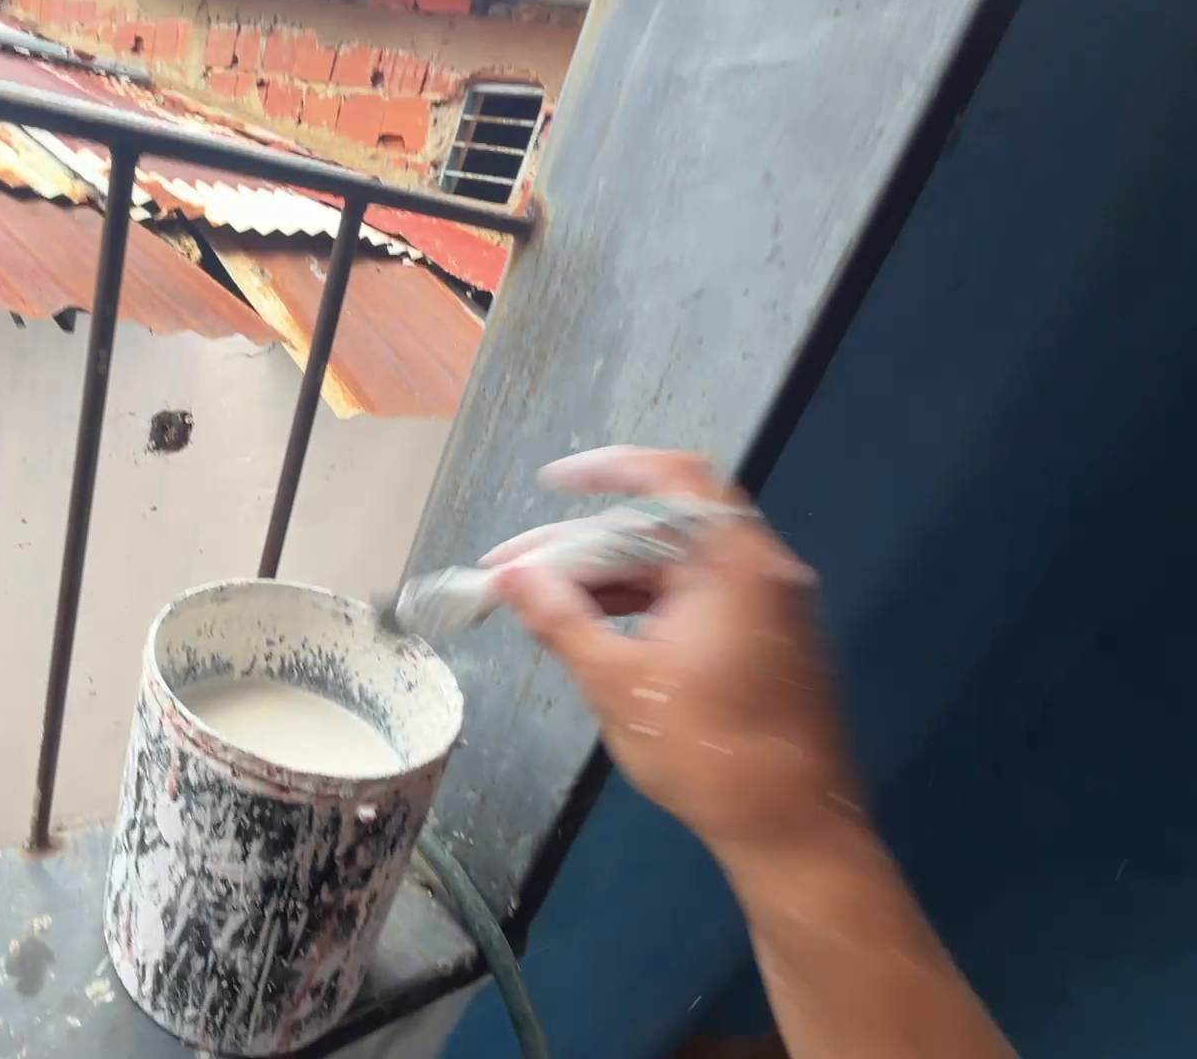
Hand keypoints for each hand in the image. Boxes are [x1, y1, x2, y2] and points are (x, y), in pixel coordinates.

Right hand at [487, 446, 862, 855]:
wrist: (793, 834)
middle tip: (509, 571)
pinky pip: (678, 598)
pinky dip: (628, 604)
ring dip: (595, 580)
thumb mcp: (617, 682)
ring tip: (532, 604)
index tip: (552, 482)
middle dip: (573, 547)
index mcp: (734, 567)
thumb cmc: (708, 752)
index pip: (674, 479)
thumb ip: (559, 618)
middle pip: (652, 531)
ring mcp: (755, 607)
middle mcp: (753, 572)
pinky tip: (580, 627)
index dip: (609, 468)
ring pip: (660, 568)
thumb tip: (508, 575)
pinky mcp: (750, 638)